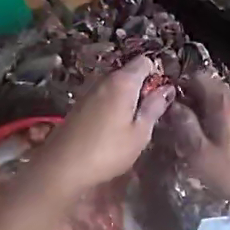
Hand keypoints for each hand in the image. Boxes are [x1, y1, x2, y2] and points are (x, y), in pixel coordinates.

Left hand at [35, 56, 174, 196]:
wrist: (62, 167)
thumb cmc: (108, 151)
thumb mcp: (139, 133)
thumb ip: (154, 107)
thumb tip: (167, 89)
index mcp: (122, 82)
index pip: (145, 62)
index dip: (157, 75)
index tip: (162, 96)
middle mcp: (104, 80)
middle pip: (129, 73)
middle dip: (142, 89)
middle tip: (150, 115)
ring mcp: (88, 92)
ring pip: (115, 87)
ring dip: (127, 100)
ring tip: (132, 125)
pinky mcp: (78, 105)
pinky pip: (103, 98)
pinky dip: (112, 107)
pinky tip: (112, 129)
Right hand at [163, 70, 229, 208]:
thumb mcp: (200, 152)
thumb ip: (185, 125)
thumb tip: (172, 105)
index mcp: (225, 103)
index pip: (199, 76)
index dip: (180, 84)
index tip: (166, 101)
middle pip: (209, 89)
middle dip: (189, 100)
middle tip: (172, 120)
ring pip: (219, 103)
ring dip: (201, 113)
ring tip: (187, 132)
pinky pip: (229, 115)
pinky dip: (214, 121)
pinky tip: (207, 141)